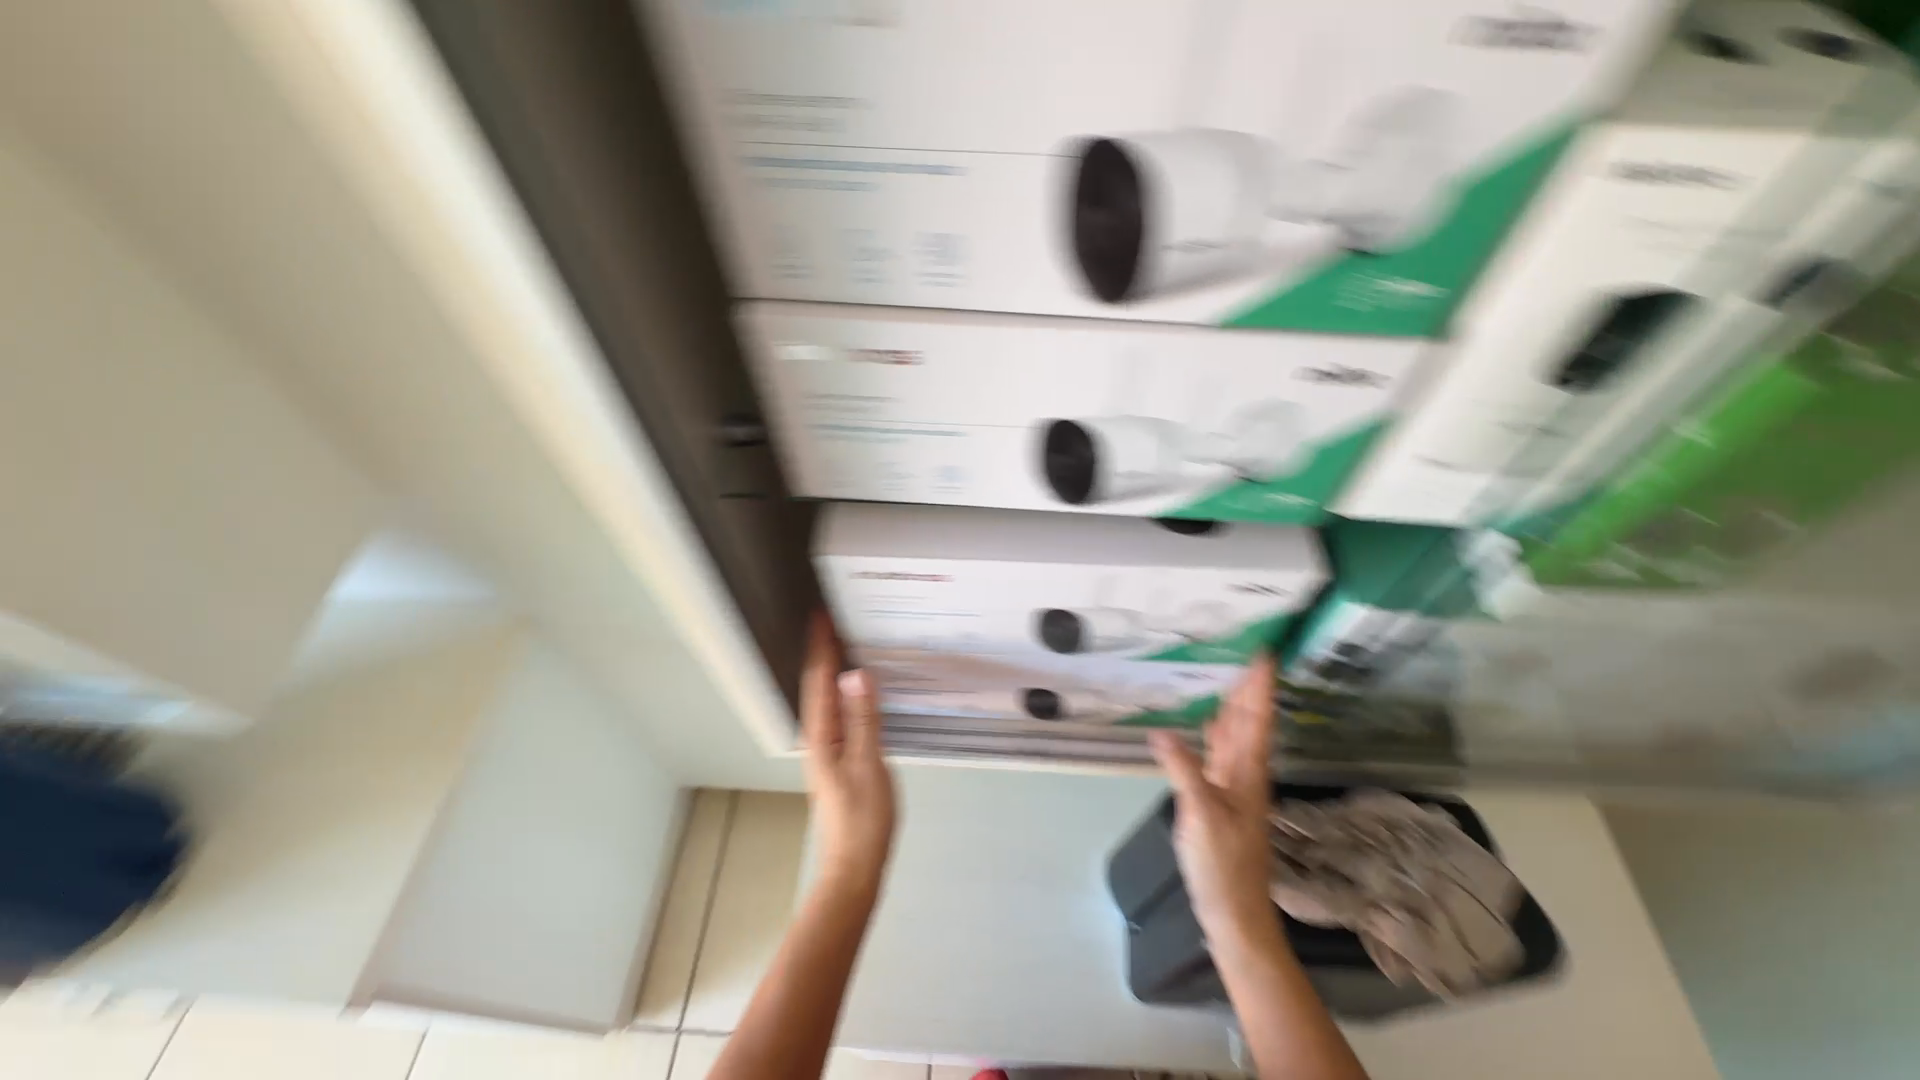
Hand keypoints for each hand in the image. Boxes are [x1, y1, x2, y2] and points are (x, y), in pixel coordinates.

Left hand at [801, 613, 896, 889]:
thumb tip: (856, 674)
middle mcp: (819, 741)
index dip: (820, 648)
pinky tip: (861, 694)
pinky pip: (841, 717)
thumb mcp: (868, 765)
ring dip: (835, 673)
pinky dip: (848, 696)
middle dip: (824, 654)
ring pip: (829, 703)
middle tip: (835, 621)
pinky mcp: (841, 763)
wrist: (855, 867)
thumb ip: (864, 719)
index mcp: (821, 737)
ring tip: (847, 645)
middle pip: (819, 688)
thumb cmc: (862, 818)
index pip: (819, 682)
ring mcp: (829, 753)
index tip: (821, 615)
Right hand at [1148, 653, 1279, 943]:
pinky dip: (1212, 730)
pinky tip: (1202, 719)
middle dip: (1246, 685)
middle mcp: (1245, 771)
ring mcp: (1233, 784)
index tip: (1263, 652)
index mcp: (1248, 770)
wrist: (1235, 910)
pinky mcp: (1219, 796)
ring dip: (1231, 703)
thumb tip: (1160, 730)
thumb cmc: (1223, 864)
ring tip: (1220, 671)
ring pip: (1235, 733)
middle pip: (1248, 719)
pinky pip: (1218, 752)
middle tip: (1238, 649)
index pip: (1257, 717)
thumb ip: (1183, 770)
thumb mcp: (1201, 815)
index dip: (1260, 685)